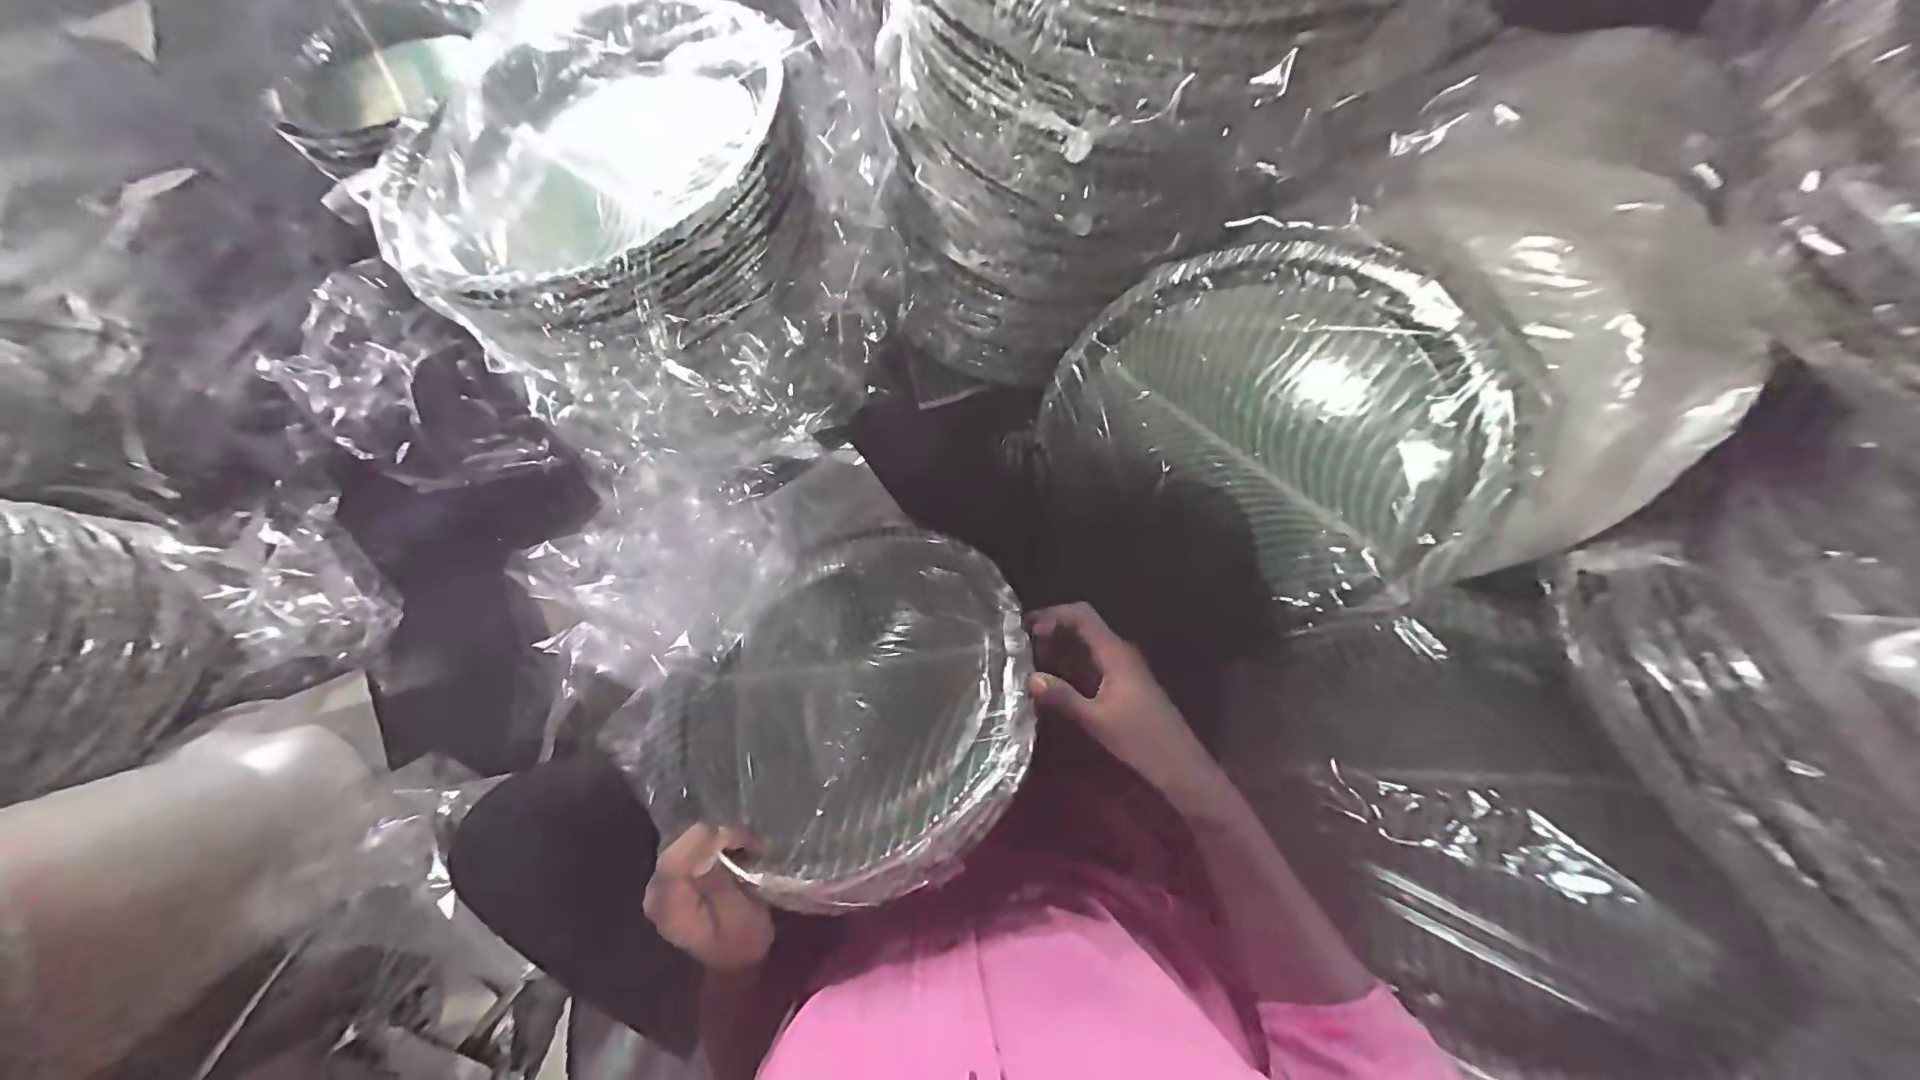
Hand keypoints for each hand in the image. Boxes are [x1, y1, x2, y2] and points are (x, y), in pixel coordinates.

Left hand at [643, 824, 774, 973]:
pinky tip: (740, 850)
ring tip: (753, 846)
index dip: (706, 841)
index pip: (673, 862)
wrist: (735, 963)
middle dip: (721, 836)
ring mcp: (665, 880)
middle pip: (681, 844)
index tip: (741, 841)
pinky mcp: (676, 873)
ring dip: (724, 837)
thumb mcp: (738, 917)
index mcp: (669, 907)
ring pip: (689, 838)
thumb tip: (709, 853)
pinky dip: (719, 842)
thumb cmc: (741, 943)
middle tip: (756, 843)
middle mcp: (657, 890)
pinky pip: (694, 844)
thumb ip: (720, 885)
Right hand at [1026, 603, 1235, 817]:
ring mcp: (1124, 668)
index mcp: (1115, 653)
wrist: (1181, 766)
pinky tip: (1054, 680)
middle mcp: (1120, 653)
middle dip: (1052, 630)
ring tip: (1030, 661)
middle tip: (1021, 645)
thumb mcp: (1097, 720)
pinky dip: (1070, 664)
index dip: (1053, 615)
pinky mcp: (1124, 684)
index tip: (1027, 630)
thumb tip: (1030, 678)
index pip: (1082, 615)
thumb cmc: (1142, 741)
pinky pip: (1092, 662)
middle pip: (1083, 626)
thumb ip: (1063, 697)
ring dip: (1060, 647)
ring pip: (1087, 645)